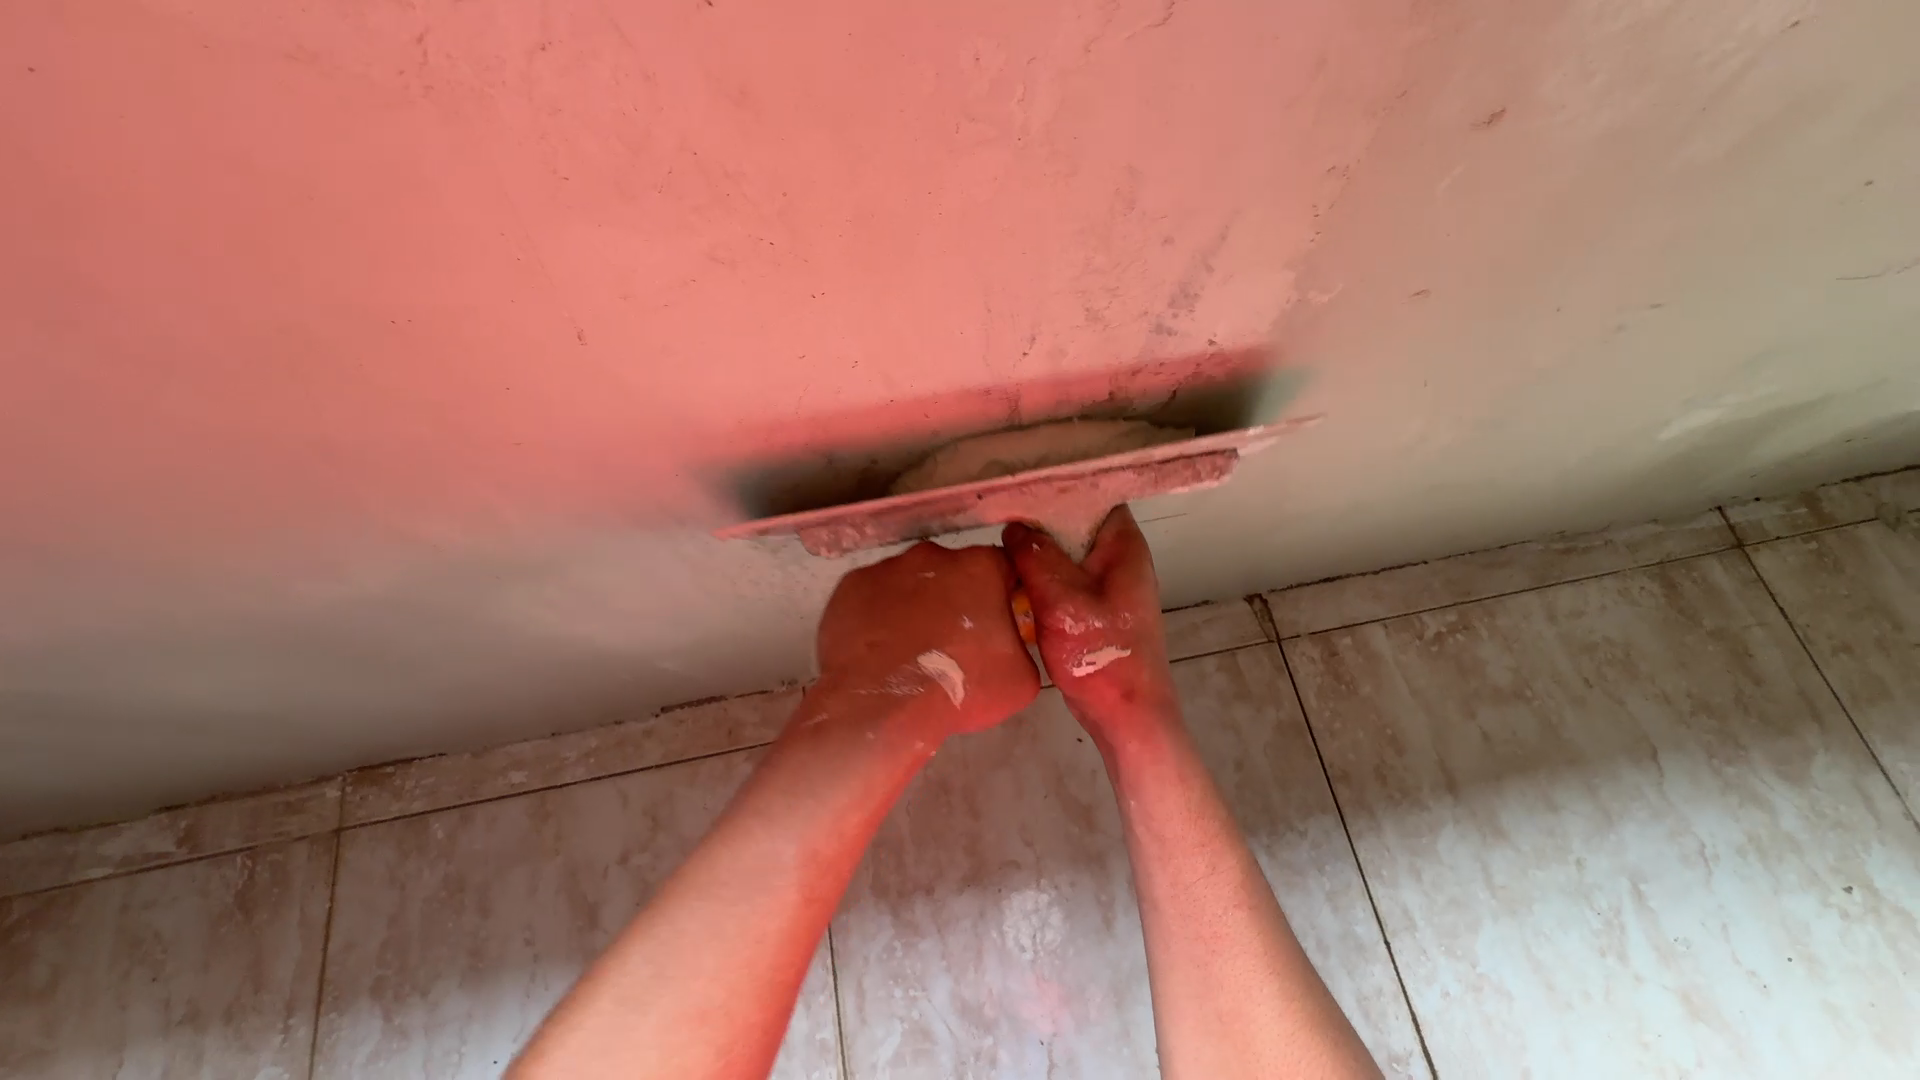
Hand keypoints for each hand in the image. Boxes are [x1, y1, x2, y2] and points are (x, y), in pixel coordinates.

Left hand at [814, 541, 1040, 737]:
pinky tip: (880, 647)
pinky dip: (879, 616)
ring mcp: (886, 567)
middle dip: (957, 598)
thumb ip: (1021, 645)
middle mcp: (932, 555)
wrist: (879, 707)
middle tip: (953, 640)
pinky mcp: (850, 586)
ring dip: (915, 605)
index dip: (1002, 595)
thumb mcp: (1021, 678)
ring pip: (911, 581)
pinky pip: (873, 596)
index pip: (1002, 569)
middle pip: (953, 571)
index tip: (997, 622)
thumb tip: (1009, 642)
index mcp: (980, 567)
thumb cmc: (958, 689)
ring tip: (910, 648)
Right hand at [1004, 507, 1177, 739]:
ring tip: (998, 540)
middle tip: (998, 511)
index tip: (1020, 483)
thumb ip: (1036, 557)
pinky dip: (1041, 577)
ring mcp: (1108, 585)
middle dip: (1040, 518)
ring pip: (1068, 554)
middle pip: (1076, 523)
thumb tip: (1014, 527)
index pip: (1093, 494)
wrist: (1126, 715)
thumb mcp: (1061, 600)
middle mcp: (1120, 558)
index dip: (1058, 486)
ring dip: (1037, 551)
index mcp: (1123, 545)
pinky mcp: (1095, 609)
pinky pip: (1065, 580)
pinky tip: (1011, 578)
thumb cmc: (1102, 655)